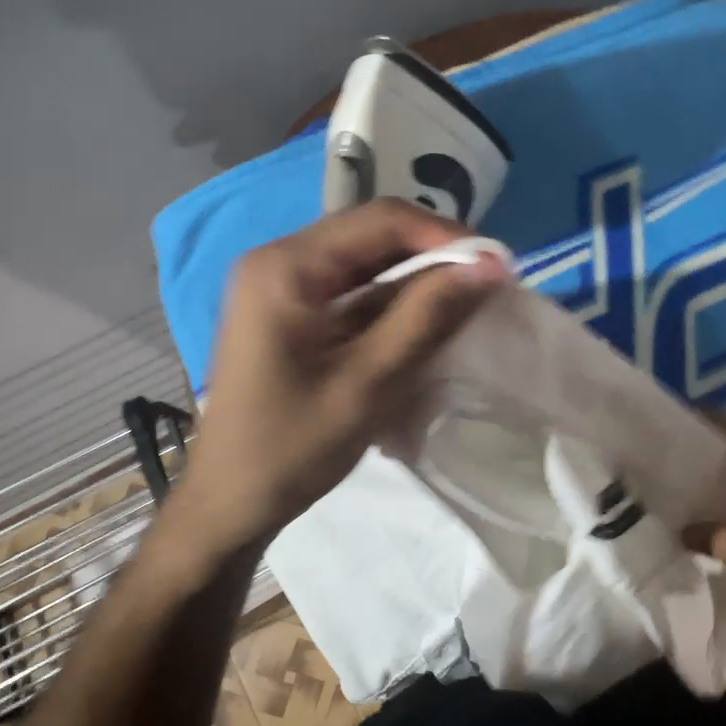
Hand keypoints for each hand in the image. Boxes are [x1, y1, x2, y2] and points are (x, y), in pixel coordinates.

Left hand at [178, 200, 507, 545]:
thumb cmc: (290, 447)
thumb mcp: (368, 382)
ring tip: (468, 308)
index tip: (496, 269)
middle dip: (435, 257)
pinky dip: (395, 304)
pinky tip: (428, 327)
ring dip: (419, 281)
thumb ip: (428, 316)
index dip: (446, 235)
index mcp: (285, 266)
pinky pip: (355, 291)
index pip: (381, 219)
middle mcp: (280, 261)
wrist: (229, 505)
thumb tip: (491, 266)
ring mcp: (284, 286)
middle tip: (488, 288)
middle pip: (374, 235)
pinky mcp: (293, 313)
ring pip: (369, 262)